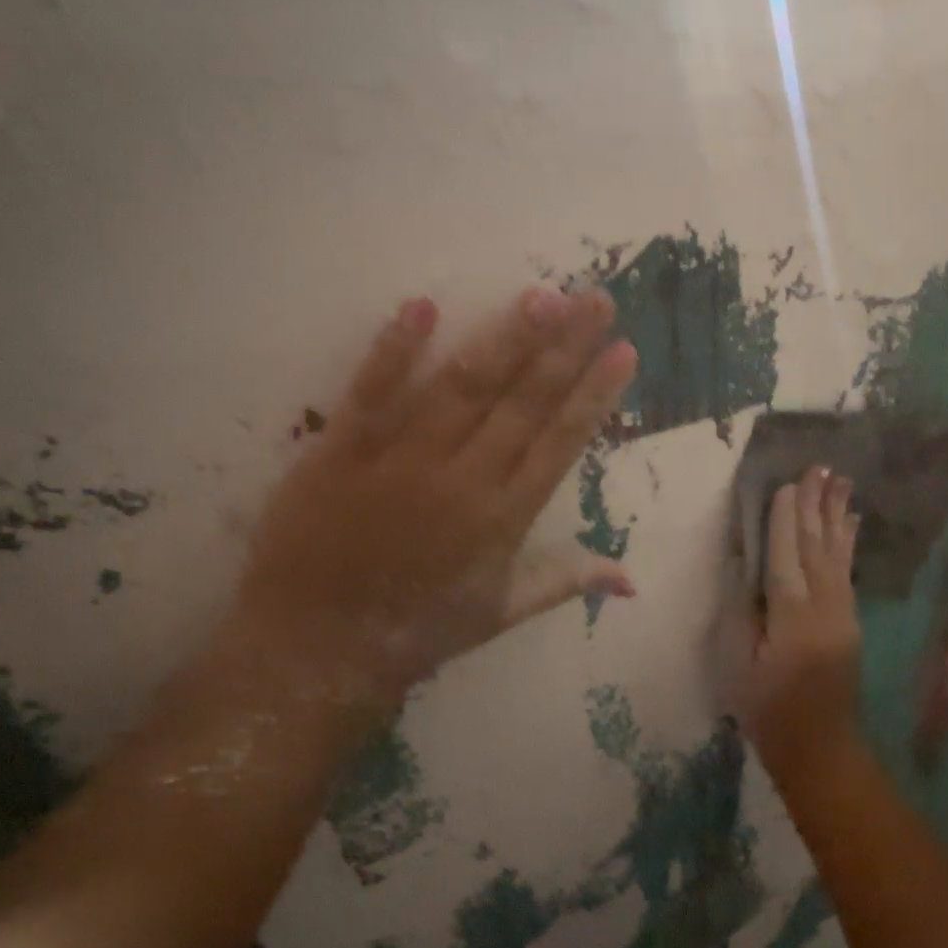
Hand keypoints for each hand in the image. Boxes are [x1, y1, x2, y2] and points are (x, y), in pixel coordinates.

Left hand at [233, 288, 638, 702]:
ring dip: (505, 339)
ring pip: (461, 388)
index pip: (560, 441)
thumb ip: (566, 582)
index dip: (595, 394)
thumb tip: (631, 579)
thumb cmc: (417, 632)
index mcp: (503, 518)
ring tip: (542, 296)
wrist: (316, 650)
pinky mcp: (340, 452)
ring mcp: (400, 462)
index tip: (624, 350)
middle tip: (597, 299)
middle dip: (565, 348)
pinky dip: (396, 350)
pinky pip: (371, 393)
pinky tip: (424, 305)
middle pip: (522, 403)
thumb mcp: (501, 613)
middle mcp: (462, 480)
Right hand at [724, 466, 861, 770]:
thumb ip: (739, 611)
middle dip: (817, 505)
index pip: (787, 555)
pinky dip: (847, 543)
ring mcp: (843, 614)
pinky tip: (851, 524)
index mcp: (791, 616)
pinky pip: (848, 572)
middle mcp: (824, 607)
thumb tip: (743, 564)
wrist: (820, 750)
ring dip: (837, 515)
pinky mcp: (850, 623)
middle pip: (818, 546)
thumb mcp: (736, 666)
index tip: (789, 482)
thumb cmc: (768, 711)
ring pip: (838, 554)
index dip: (786, 518)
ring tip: (841, 482)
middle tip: (822, 466)